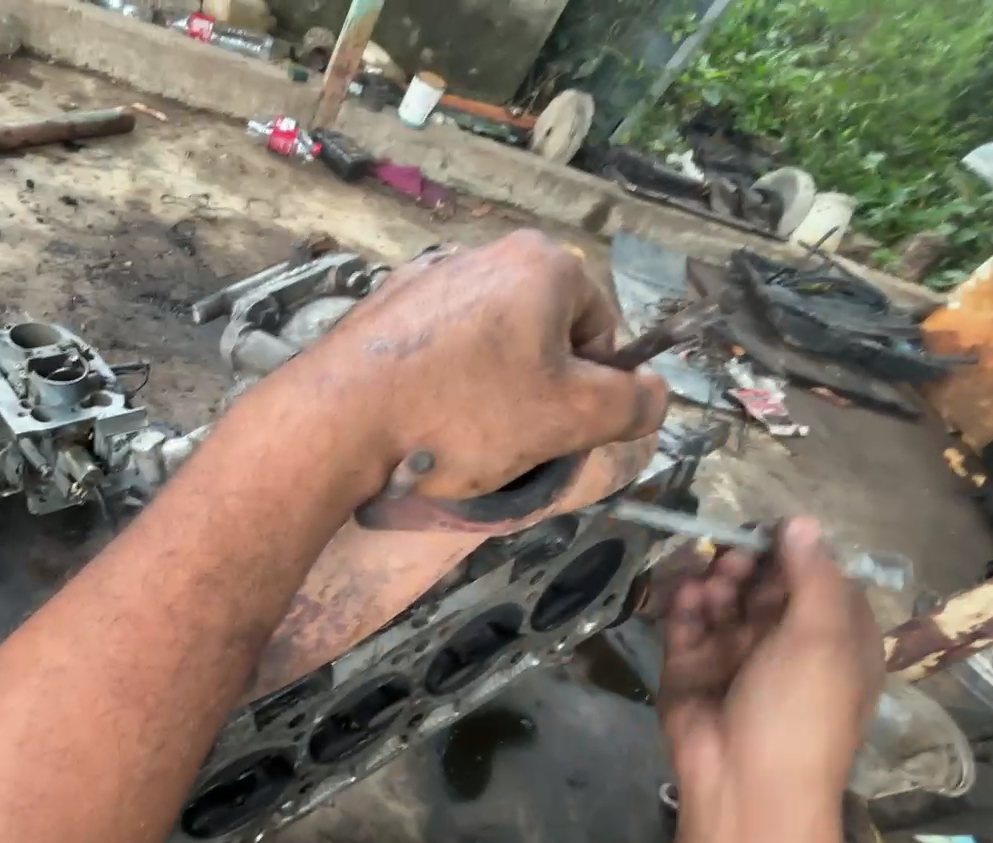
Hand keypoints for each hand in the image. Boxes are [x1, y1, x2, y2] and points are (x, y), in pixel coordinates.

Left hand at [279, 230, 668, 499]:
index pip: (600, 324)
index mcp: (540, 263)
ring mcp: (418, 280)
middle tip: (506, 436)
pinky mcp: (373, 313)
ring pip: (480, 344)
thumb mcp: (570, 419)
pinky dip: (433, 383)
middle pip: (537, 332)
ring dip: (482, 388)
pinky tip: (414, 418)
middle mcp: (478, 255)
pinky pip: (428, 352)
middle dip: (533, 386)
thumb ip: (633, 404)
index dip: (591, 384)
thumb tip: (657, 392)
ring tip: (453, 433)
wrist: (335, 424)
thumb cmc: (461, 417)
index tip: (558, 425)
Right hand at [657, 518, 883, 803]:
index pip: (816, 581)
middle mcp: (782, 642)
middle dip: (748, 566)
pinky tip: (684, 592)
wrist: (742, 775)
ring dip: (715, 581)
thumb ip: (810, 576)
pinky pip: (686, 622)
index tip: (769, 530)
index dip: (794, 554)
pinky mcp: (689, 663)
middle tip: (732, 556)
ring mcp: (732, 653)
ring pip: (721, 600)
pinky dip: (684, 604)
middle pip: (763, 587)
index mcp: (832, 639)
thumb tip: (799, 521)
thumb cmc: (800, 708)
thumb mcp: (821, 638)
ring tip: (710, 577)